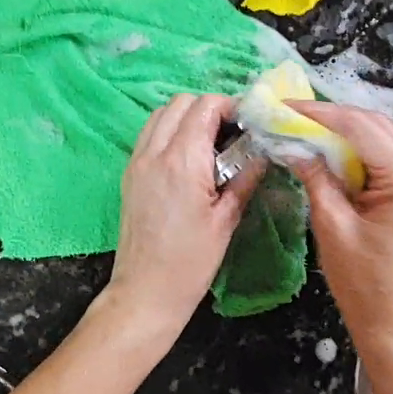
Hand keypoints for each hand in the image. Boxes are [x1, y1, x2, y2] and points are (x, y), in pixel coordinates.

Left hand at [104, 94, 262, 337]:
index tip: (248, 124)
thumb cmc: (191, 261)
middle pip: (180, 103)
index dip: (230, 107)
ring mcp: (137, 162)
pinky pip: (149, 135)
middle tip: (232, 133)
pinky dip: (169, 132)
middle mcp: (154, 153)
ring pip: (161, 114)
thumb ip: (244, 177)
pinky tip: (189, 158)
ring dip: (187, 117)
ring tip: (211, 143)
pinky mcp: (129, 174)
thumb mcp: (226, 219)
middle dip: (209, 108)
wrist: (145, 291)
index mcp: (181, 161)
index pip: (204, 107)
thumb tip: (263, 151)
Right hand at [287, 101, 392, 348]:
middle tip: (292, 115)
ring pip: (382, 135)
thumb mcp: (331, 225)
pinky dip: (357, 148)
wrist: (392, 320)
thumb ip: (315, 177)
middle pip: (376, 125)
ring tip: (306, 127)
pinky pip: (385, 154)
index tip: (286, 107)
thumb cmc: (362, 281)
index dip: (321, 113)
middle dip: (332, 117)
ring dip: (344, 130)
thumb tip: (292, 144)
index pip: (361, 128)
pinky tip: (330, 149)